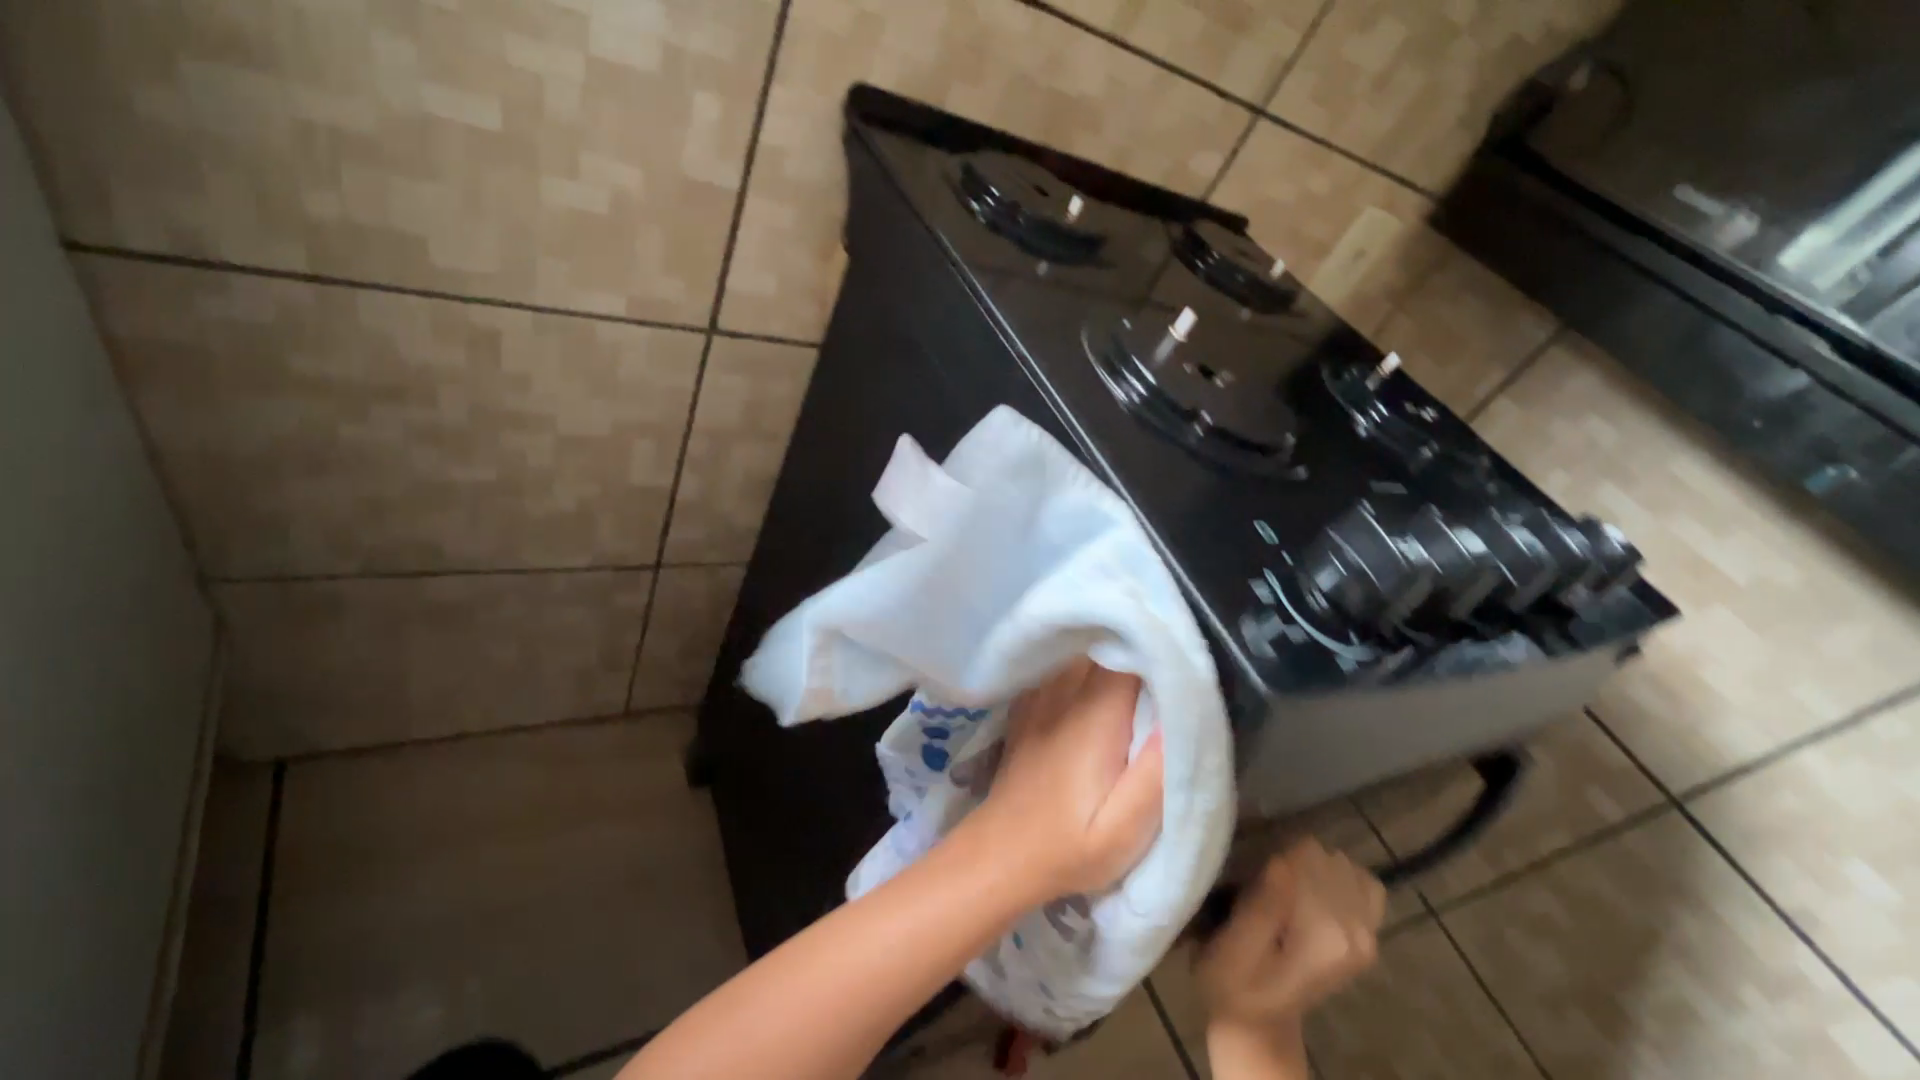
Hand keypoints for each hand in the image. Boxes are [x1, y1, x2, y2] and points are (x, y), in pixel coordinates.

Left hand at [962, 657, 1164, 901]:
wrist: (1002, 854)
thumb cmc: (1070, 847)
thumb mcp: (1125, 829)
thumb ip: (1157, 771)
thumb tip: (1186, 711)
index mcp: (1093, 715)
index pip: (1130, 649)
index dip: (1159, 644)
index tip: (1185, 654)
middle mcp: (1063, 691)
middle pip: (1107, 643)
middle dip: (1139, 645)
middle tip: (1172, 664)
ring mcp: (1041, 693)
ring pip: (1084, 650)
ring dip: (1113, 652)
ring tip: (1143, 670)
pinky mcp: (1030, 703)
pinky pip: (1064, 665)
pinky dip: (1086, 663)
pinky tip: (1102, 683)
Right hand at [1197, 840, 1385, 1039]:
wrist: (1259, 1021)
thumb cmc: (1233, 983)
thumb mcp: (1232, 949)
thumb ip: (1260, 908)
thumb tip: (1282, 863)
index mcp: (1325, 935)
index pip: (1306, 856)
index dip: (1275, 859)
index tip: (1256, 887)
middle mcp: (1358, 932)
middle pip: (1325, 857)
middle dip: (1293, 865)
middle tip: (1267, 896)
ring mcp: (1369, 934)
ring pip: (1341, 864)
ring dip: (1311, 870)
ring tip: (1287, 896)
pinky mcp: (1369, 934)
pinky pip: (1363, 882)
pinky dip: (1338, 879)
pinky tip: (1315, 895)